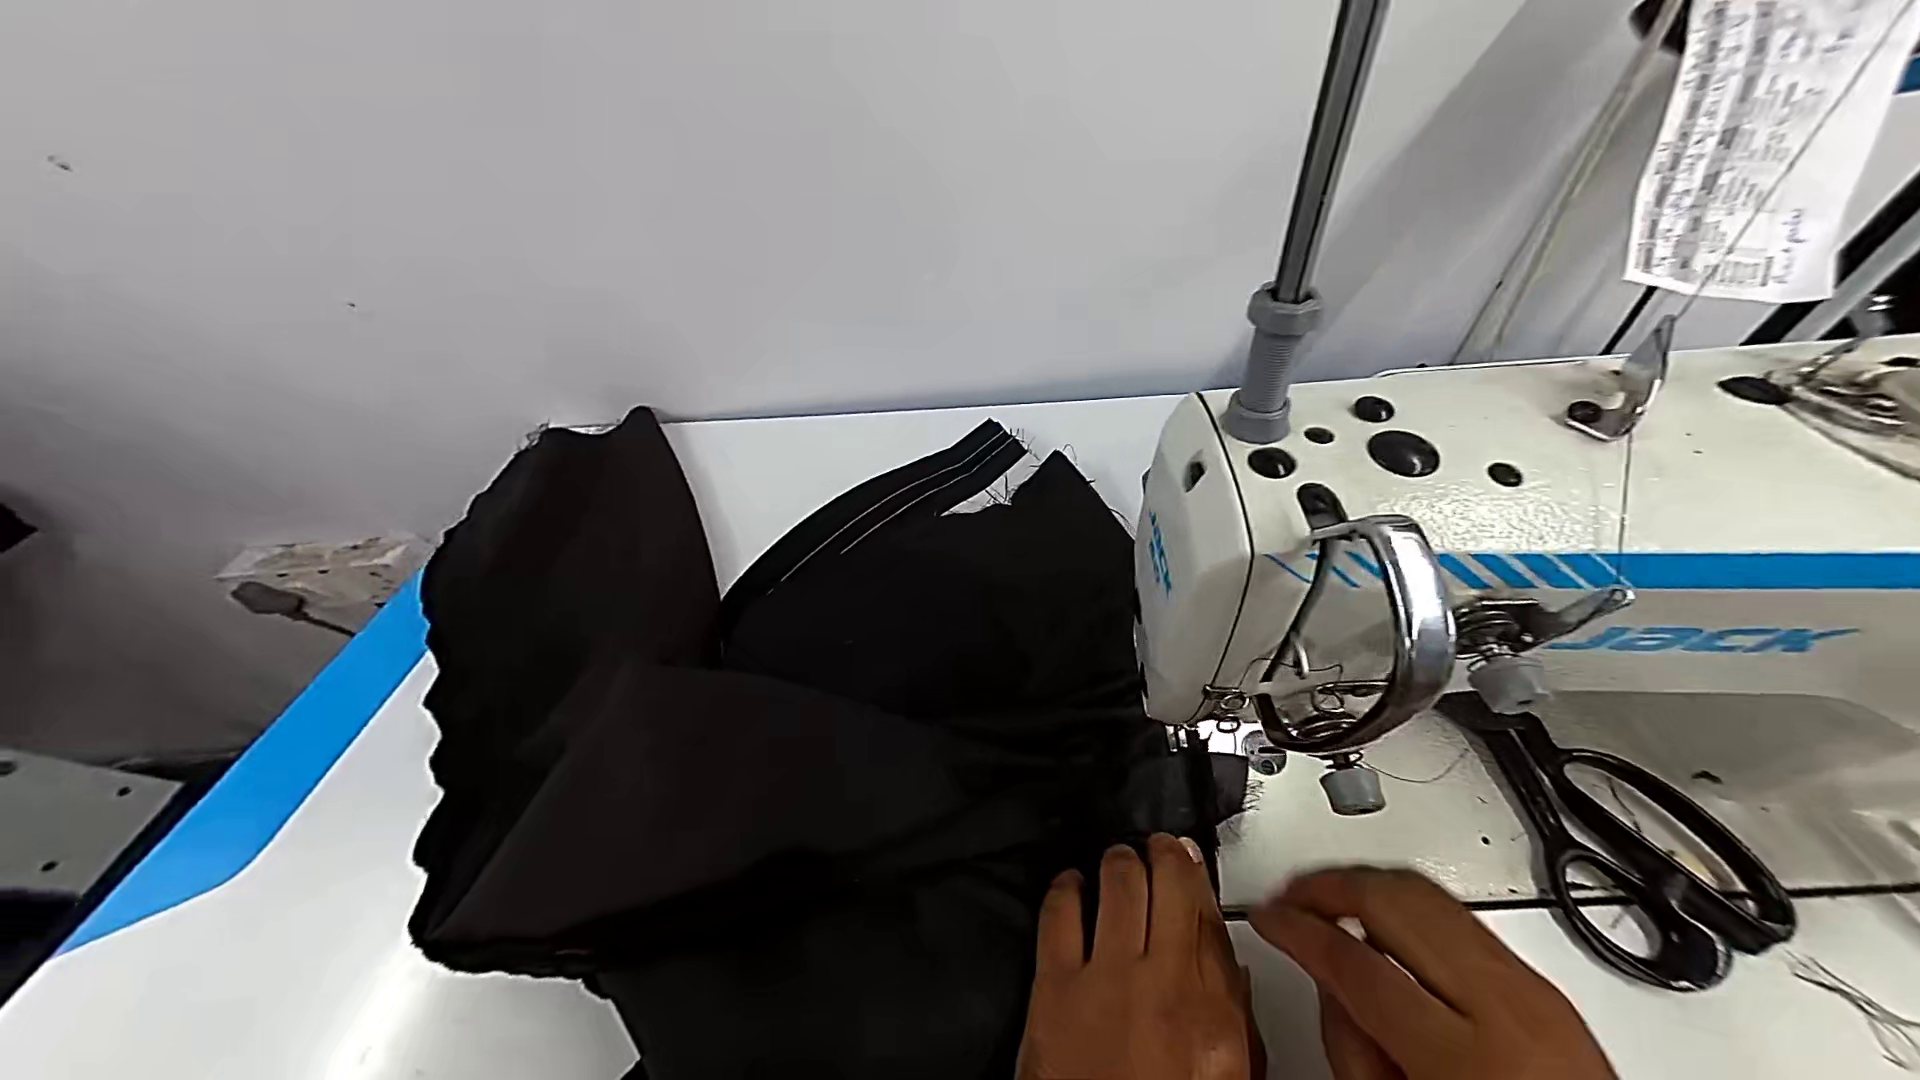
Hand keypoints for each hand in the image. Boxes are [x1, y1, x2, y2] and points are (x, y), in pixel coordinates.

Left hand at [1017, 834, 1262, 1079]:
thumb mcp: (1224, 1079)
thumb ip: (1233, 1019)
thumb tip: (1226, 965)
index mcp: (1213, 1016)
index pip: (1211, 918)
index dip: (1198, 881)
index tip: (1190, 864)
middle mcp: (1163, 986)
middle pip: (1169, 882)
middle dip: (1164, 853)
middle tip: (1158, 846)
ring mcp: (1106, 978)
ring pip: (1118, 880)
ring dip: (1118, 861)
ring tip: (1118, 860)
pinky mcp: (1054, 983)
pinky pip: (1059, 909)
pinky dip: (1066, 885)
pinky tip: (1071, 882)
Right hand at [1250, 868, 1615, 1079]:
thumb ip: (1351, 1046)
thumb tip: (1321, 976)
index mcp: (1468, 1057)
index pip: (1351, 958)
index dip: (1294, 926)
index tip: (1266, 915)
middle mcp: (1507, 1008)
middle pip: (1387, 899)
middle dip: (1322, 884)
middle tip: (1287, 895)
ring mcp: (1531, 988)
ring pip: (1420, 889)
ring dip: (1358, 881)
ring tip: (1323, 897)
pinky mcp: (1542, 981)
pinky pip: (1452, 910)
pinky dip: (1399, 897)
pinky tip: (1374, 915)